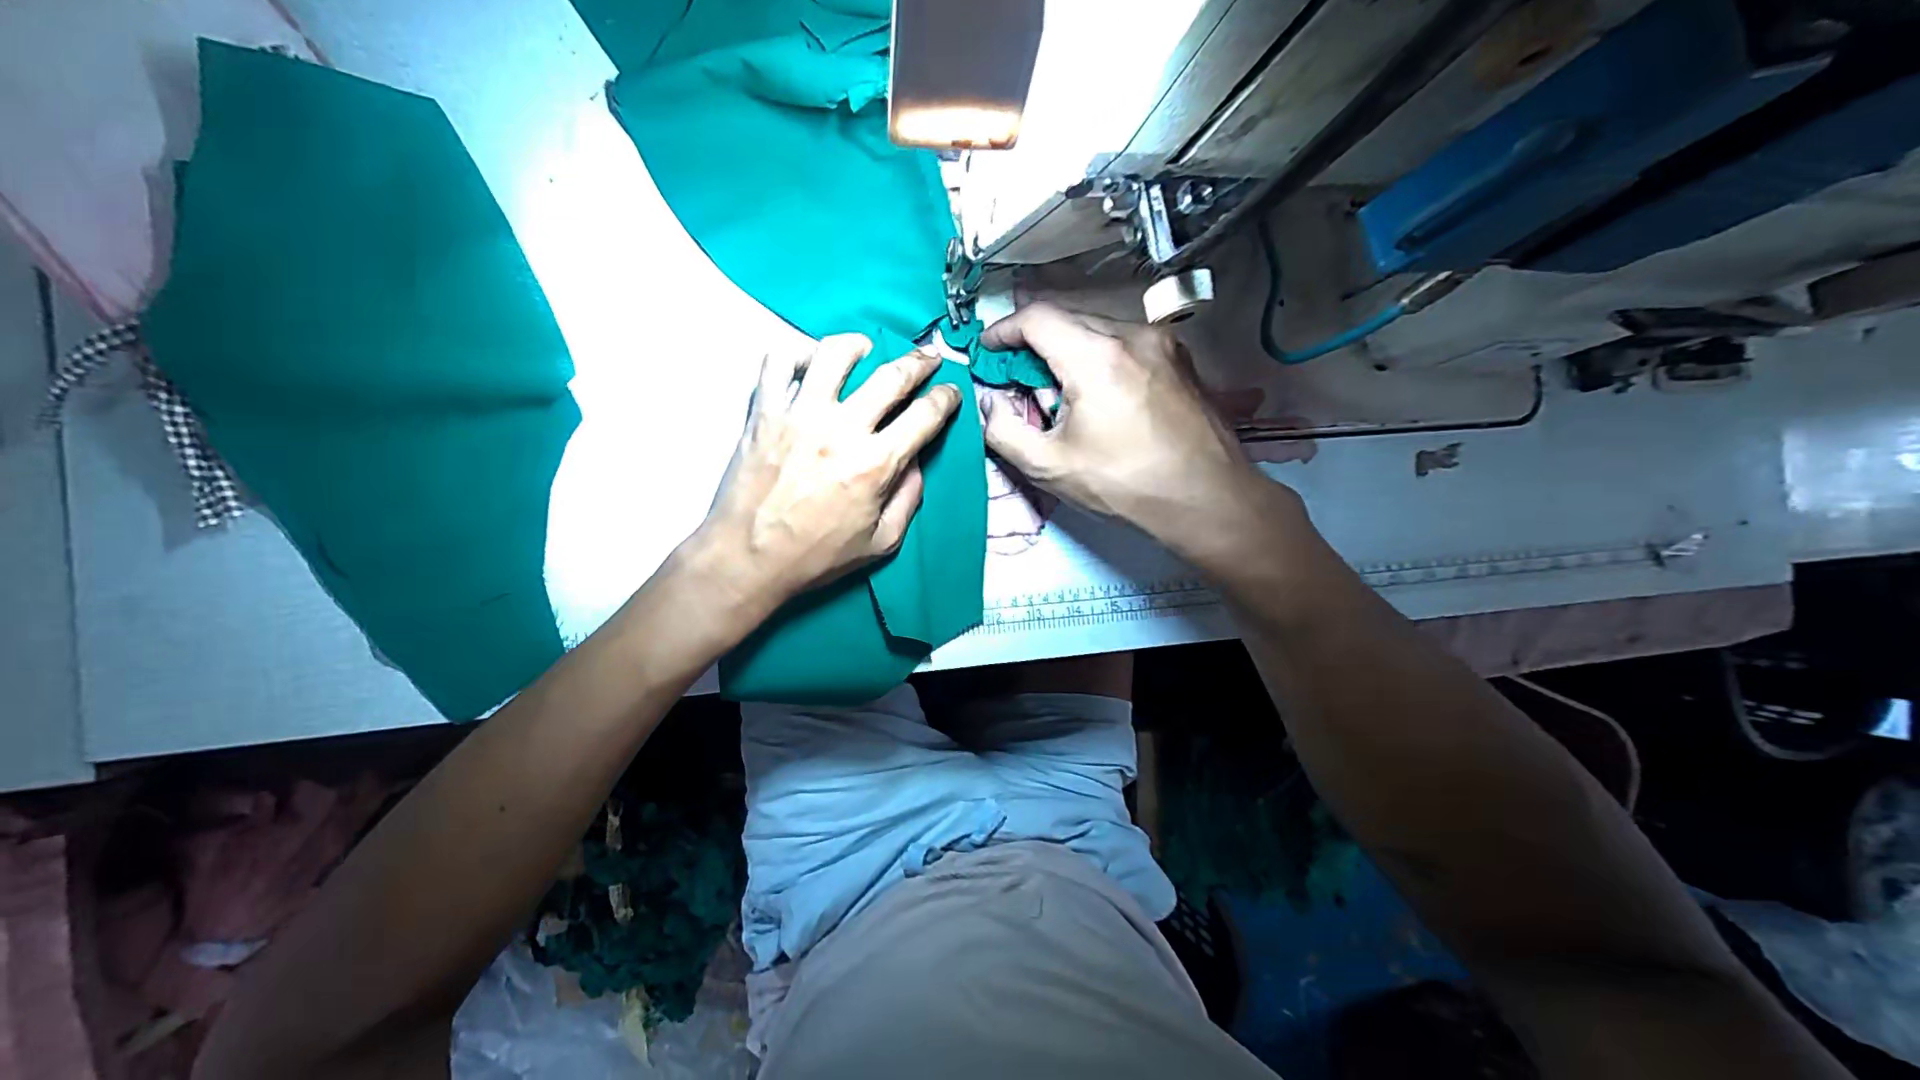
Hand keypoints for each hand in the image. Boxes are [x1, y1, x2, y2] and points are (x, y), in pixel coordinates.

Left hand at [690, 334, 961, 611]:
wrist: (747, 558)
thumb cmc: (816, 557)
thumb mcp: (881, 542)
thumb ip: (908, 499)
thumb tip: (915, 461)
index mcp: (876, 464)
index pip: (925, 415)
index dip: (946, 398)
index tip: (951, 393)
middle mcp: (842, 429)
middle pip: (892, 376)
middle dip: (920, 362)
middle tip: (928, 358)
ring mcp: (800, 415)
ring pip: (834, 354)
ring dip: (859, 345)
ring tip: (865, 348)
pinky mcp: (764, 412)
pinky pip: (778, 363)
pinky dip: (796, 353)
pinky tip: (808, 362)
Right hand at [979, 304, 1283, 553]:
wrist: (1209, 500)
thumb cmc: (1128, 485)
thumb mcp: (1051, 467)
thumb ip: (1004, 431)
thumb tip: (990, 405)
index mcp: (1098, 356)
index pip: (1037, 317)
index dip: (1003, 330)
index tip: (987, 350)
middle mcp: (1133, 335)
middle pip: (1068, 320)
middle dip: (1035, 346)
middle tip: (1019, 383)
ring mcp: (1163, 344)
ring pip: (1099, 331)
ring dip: (1069, 353)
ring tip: (1062, 397)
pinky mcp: (1180, 359)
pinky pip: (1127, 344)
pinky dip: (1101, 359)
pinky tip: (1100, 398)